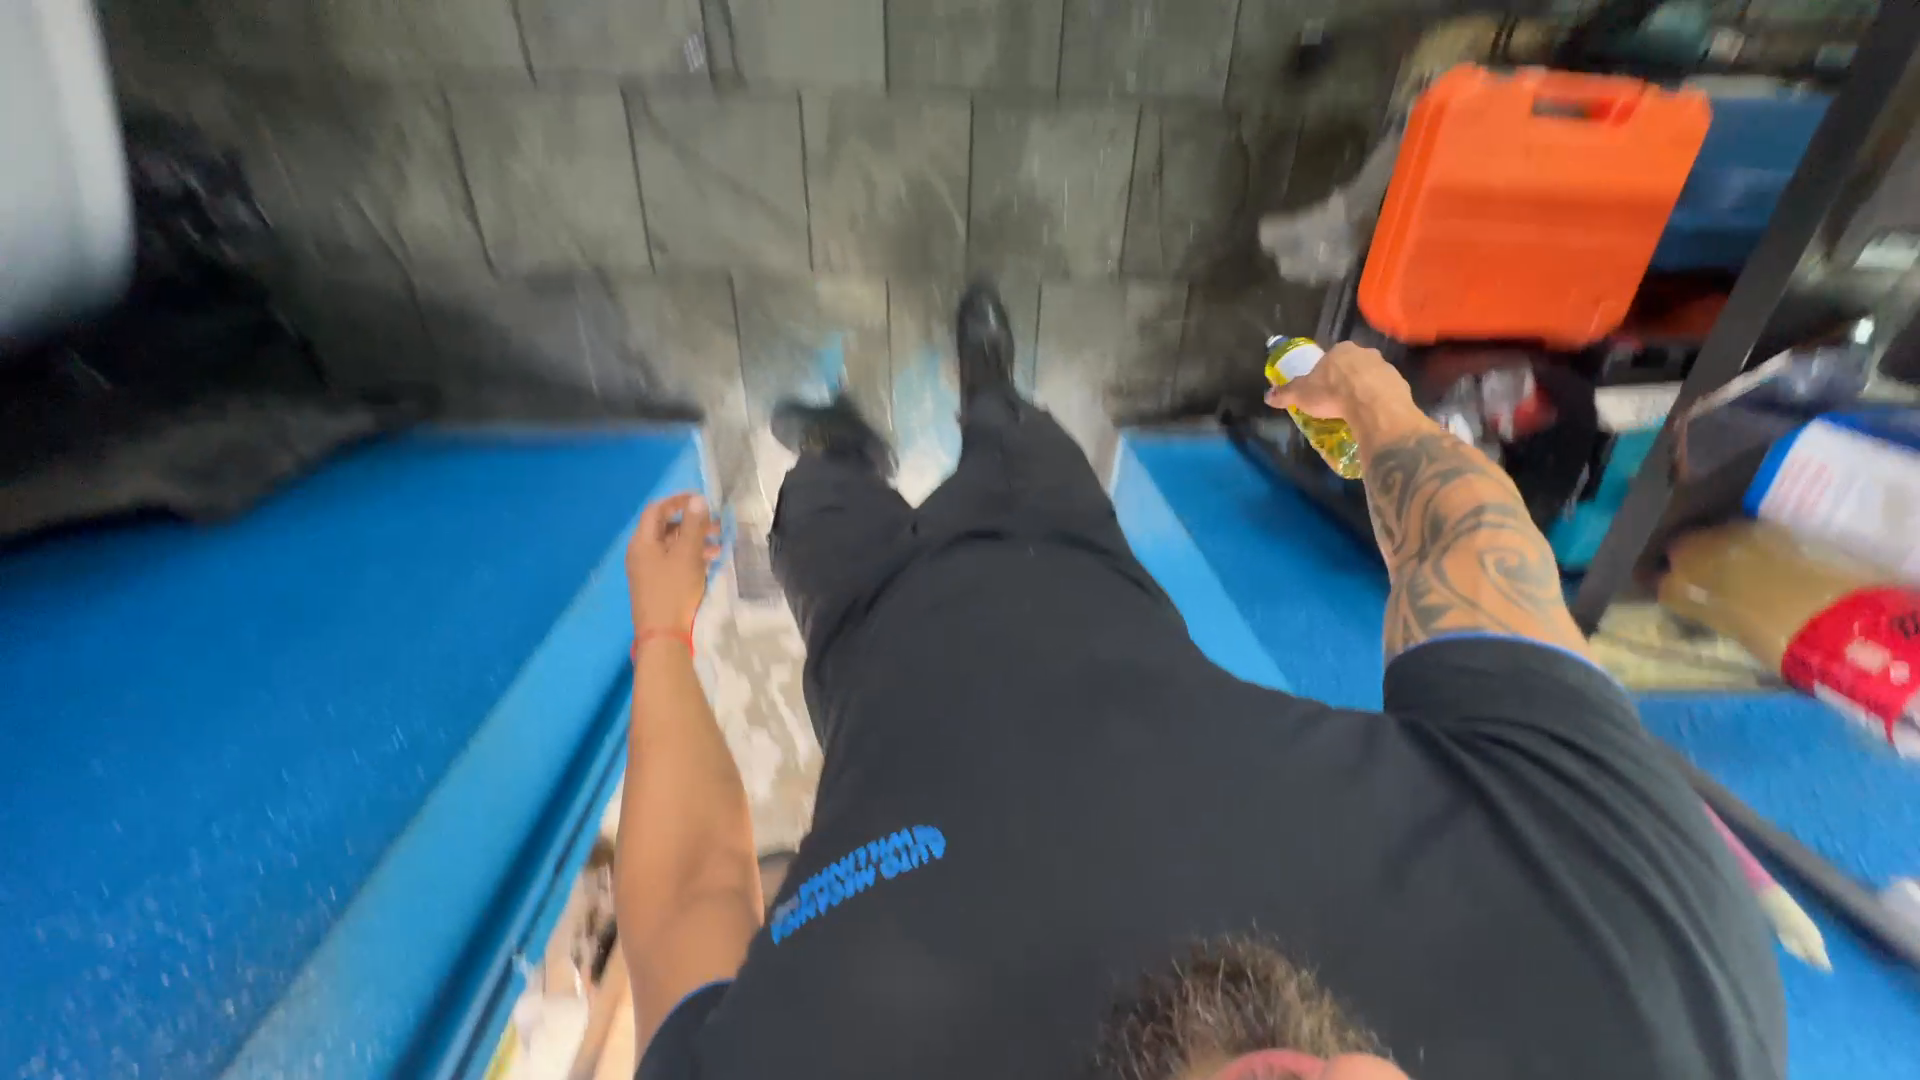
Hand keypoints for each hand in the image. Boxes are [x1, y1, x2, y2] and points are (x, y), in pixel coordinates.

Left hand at [626, 493, 720, 635]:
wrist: (663, 634)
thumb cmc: (674, 590)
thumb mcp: (688, 554)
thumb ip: (694, 525)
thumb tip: (697, 499)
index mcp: (643, 542)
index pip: (657, 510)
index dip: (679, 501)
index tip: (703, 501)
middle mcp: (641, 552)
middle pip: (666, 527)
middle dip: (692, 523)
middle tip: (717, 525)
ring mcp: (648, 569)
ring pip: (672, 545)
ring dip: (695, 540)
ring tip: (719, 545)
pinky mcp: (657, 584)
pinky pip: (674, 561)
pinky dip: (691, 556)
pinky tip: (710, 562)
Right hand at [1264, 341, 1413, 420]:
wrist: (1372, 405)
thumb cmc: (1332, 393)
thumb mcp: (1300, 394)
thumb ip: (1284, 393)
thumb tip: (1267, 396)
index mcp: (1340, 350)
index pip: (1330, 357)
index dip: (1324, 372)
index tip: (1320, 387)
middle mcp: (1365, 353)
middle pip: (1351, 364)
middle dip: (1344, 378)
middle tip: (1336, 399)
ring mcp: (1385, 367)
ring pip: (1370, 376)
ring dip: (1362, 388)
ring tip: (1353, 409)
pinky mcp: (1399, 383)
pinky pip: (1384, 391)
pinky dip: (1377, 400)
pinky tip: (1369, 413)